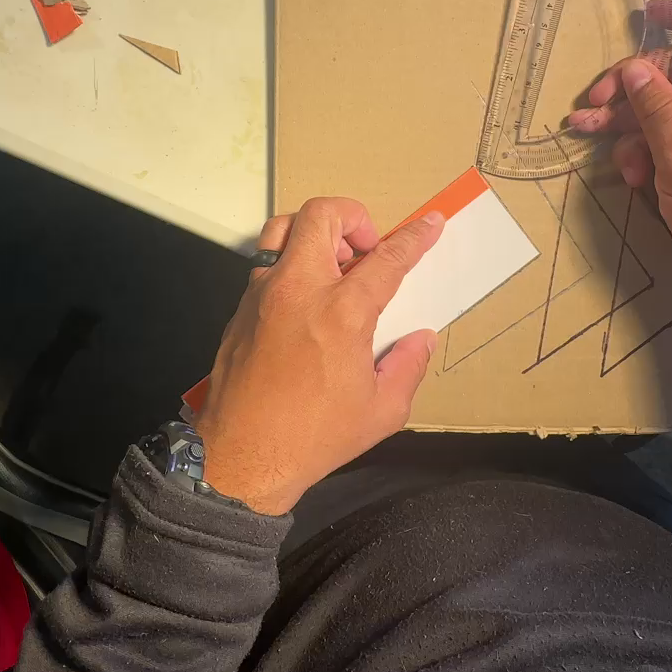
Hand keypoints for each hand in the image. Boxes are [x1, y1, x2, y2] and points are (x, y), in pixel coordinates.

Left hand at [195, 198, 443, 514]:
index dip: (415, 236)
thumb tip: (421, 338)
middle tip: (367, 250)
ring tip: (335, 268)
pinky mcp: (241, 308)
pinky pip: (268, 263)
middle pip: (322, 215)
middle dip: (354, 217)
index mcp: (341, 312)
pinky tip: (307, 302)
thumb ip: (409, 365)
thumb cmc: (314, 437)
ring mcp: (263, 294)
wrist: (241, 457)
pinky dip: (293, 264)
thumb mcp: (382, 410)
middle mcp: (298, 289)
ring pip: (284, 228)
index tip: (430, 222)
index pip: (387, 258)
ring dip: (316, 234)